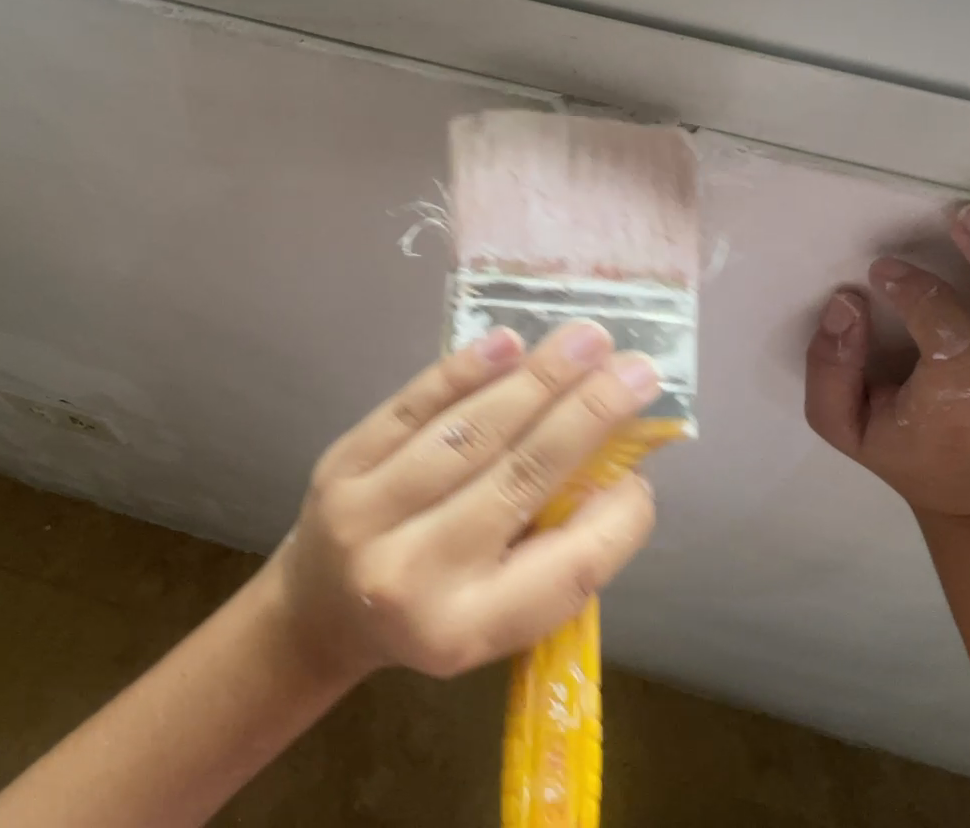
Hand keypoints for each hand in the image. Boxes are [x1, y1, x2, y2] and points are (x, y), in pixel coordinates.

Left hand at [272, 320, 661, 681]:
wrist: (321, 609)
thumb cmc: (426, 614)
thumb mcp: (493, 617)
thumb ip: (553, 556)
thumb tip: (618, 470)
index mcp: (466, 628)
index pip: (565, 567)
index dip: (618, 518)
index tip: (648, 472)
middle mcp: (416, 574)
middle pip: (519, 480)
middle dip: (588, 417)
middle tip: (639, 371)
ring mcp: (370, 513)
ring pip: (470, 433)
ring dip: (537, 381)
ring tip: (588, 341)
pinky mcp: (342, 465)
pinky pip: (413, 407)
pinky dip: (464, 372)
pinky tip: (509, 344)